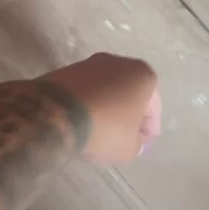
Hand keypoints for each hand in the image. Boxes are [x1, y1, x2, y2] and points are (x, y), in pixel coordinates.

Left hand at [36, 53, 159, 164]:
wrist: (56, 112)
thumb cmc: (105, 127)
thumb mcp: (129, 148)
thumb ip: (136, 143)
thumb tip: (132, 140)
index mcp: (142, 74)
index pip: (153, 106)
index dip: (149, 128)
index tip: (143, 143)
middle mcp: (118, 62)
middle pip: (129, 93)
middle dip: (128, 114)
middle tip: (124, 136)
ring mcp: (89, 63)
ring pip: (106, 89)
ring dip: (106, 107)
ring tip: (100, 130)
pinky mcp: (65, 70)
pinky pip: (84, 90)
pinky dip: (86, 103)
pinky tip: (81, 121)